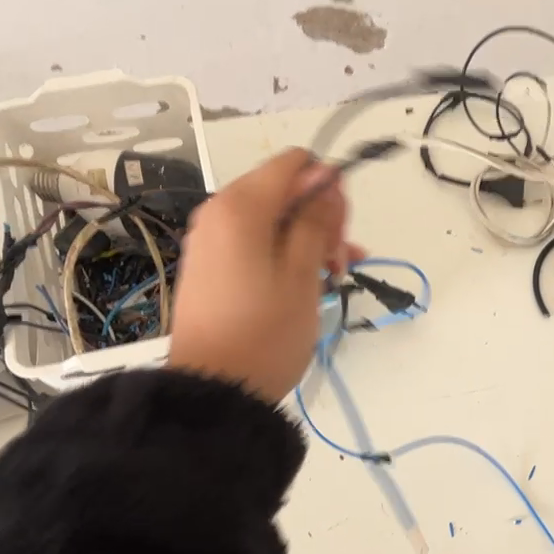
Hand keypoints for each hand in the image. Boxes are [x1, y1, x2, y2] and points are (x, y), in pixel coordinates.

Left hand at [167, 149, 365, 400]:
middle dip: (319, 218)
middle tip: (338, 264)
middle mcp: (219, 212)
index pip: (294, 164)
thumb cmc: (266, 334)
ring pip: (271, 221)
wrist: (216, 388)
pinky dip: (284, 256)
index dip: (327, 188)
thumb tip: (326, 179)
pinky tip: (308, 283)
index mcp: (241, 207)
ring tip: (333, 278)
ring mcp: (211, 242)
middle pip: (282, 191)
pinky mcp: (211, 269)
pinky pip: (255, 245)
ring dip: (307, 241)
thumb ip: (316, 221)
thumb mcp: (302, 276)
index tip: (342, 231)